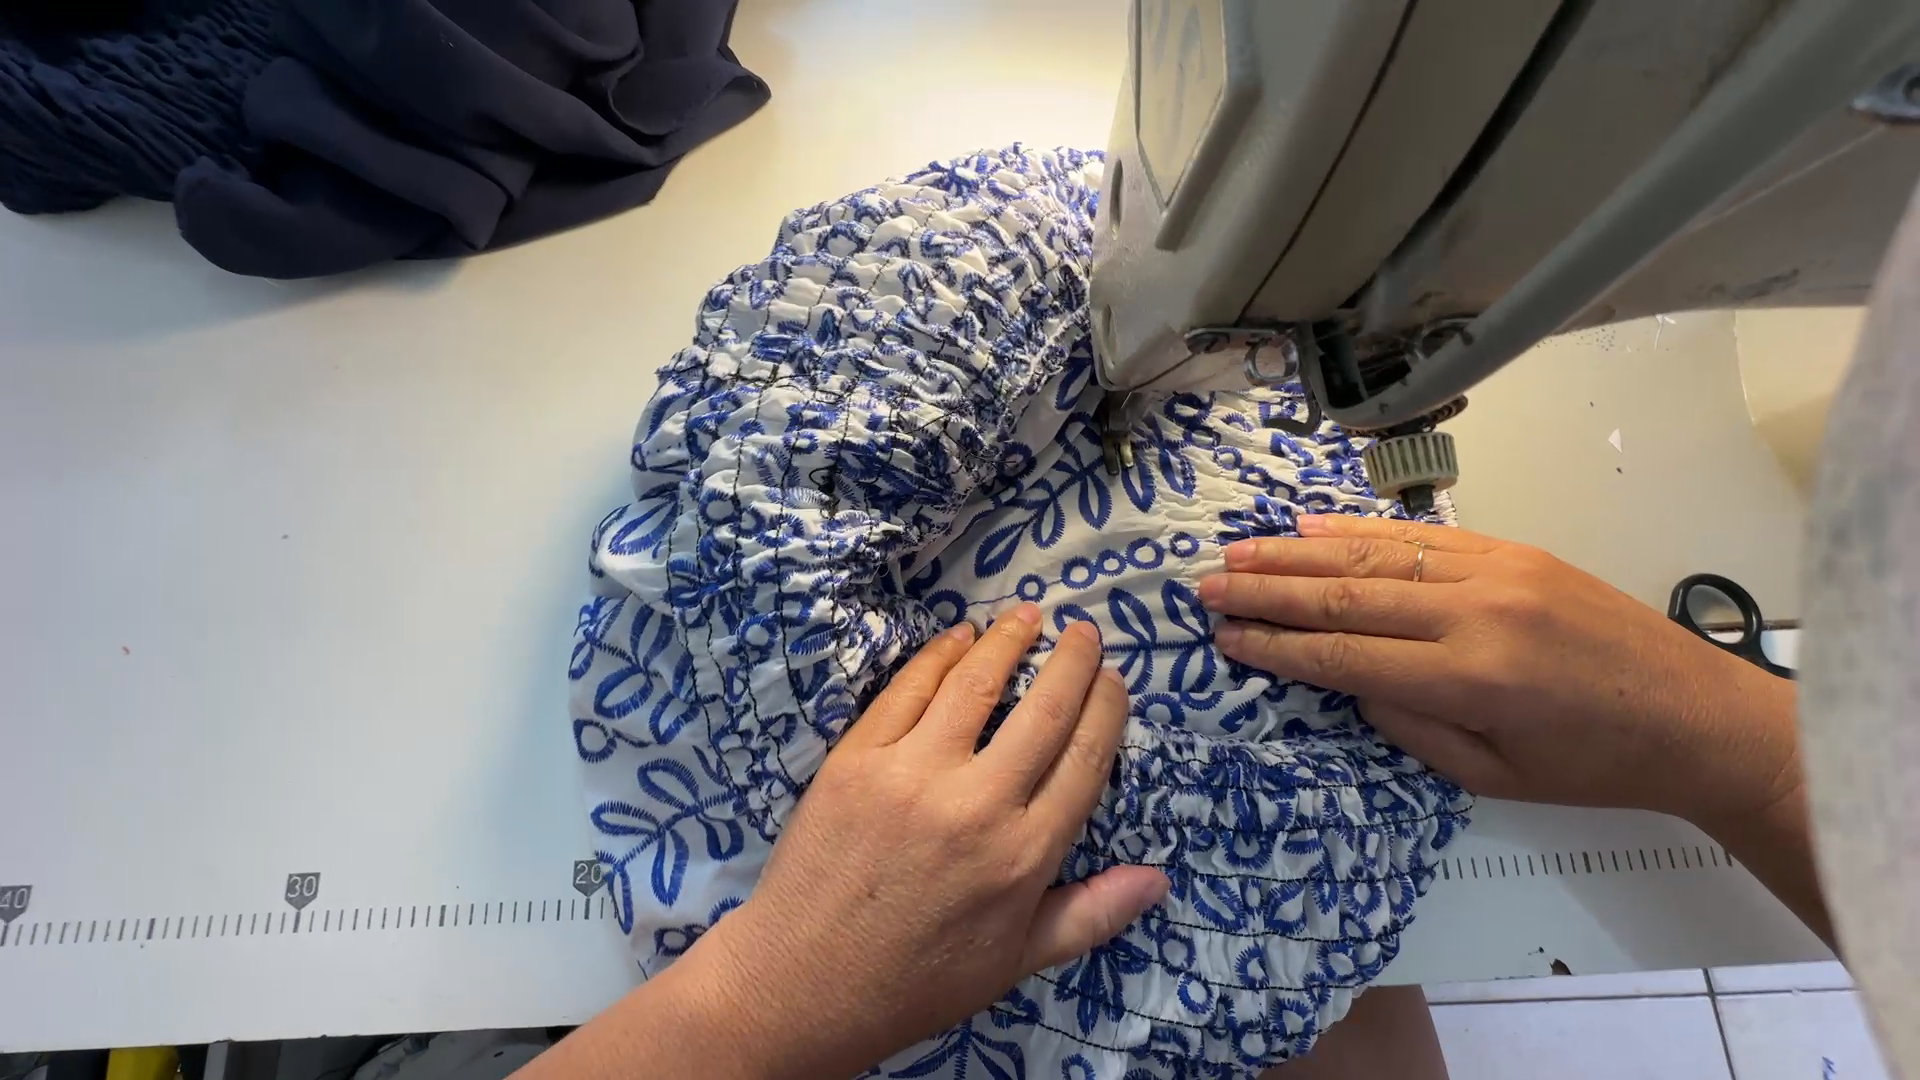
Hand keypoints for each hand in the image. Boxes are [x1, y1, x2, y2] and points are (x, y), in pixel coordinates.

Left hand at [672, 605, 1168, 1076]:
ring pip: (976, 683)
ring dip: (1007, 639)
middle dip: (1072, 660)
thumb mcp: (1016, 962)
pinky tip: (959, 635)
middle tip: (1084, 629)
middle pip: (1043, 709)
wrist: (804, 982)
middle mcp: (976, 804)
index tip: (1113, 677)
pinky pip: (907, 689)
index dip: (1106, 706)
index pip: (1085, 757)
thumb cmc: (919, 977)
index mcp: (1024, 855)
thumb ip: (1092, 915)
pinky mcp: (857, 757)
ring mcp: (911, 773)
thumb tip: (1160, 877)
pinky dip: (939, 653)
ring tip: (1027, 613)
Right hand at [1197, 515, 1800, 828]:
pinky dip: (1351, 529)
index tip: (1225, 638)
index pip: (1344, 655)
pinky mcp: (1508, 547)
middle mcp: (1474, 613)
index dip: (1275, 648)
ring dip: (1292, 553)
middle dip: (1265, 592)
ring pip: (1368, 556)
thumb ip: (1402, 720)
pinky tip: (1304, 526)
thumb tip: (1341, 674)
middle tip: (1206, 586)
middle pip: (1342, 597)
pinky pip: (1413, 533)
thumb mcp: (1486, 773)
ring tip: (1236, 552)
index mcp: (1470, 680)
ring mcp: (1492, 569)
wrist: (1704, 717)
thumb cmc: (1589, 764)